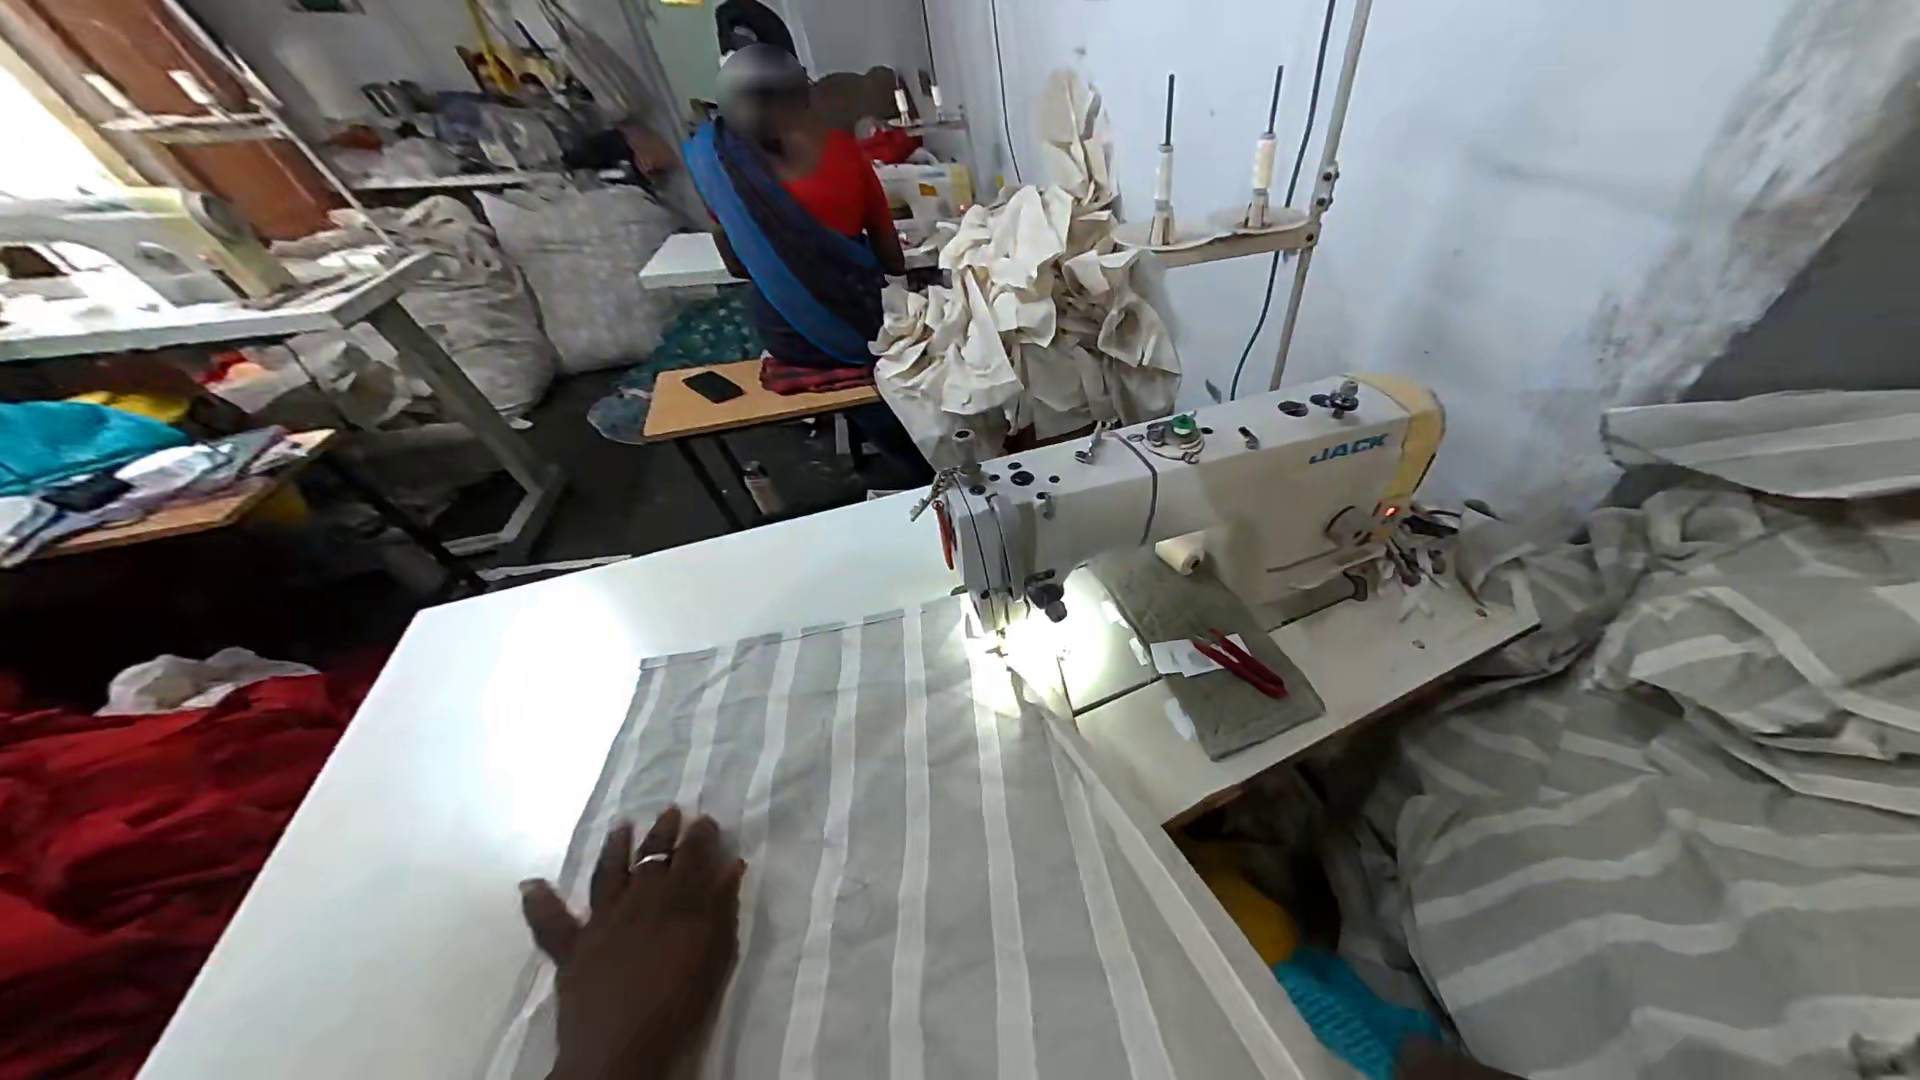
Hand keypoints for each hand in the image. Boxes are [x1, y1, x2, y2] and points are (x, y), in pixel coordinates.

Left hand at [520, 808, 745, 1079]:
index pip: (694, 852)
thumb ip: (723, 904)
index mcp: (679, 897)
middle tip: (671, 810)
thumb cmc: (681, 1001)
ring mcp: (603, 920)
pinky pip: (551, 923)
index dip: (700, 833)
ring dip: (615, 848)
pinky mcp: (573, 948)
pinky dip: (539, 902)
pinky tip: (530, 883)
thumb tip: (731, 864)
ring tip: (621, 826)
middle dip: (664, 830)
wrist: (621, 1050)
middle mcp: (640, 898)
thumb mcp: (717, 950)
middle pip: (653, 854)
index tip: (705, 819)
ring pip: (609, 873)